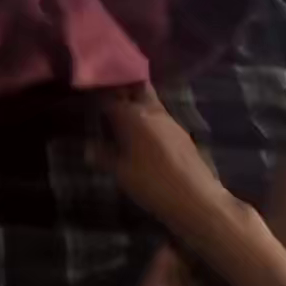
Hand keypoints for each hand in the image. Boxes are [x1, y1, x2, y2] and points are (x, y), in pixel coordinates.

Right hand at [95, 84, 232, 225]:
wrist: (197, 199)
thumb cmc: (151, 183)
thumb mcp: (121, 172)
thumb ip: (103, 156)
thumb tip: (89, 148)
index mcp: (131, 116)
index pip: (109, 96)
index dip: (97, 94)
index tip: (88, 95)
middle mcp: (150, 110)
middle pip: (135, 86)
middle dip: (122, 86)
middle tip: (108, 95)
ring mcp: (169, 119)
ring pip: (150, 99)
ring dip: (136, 100)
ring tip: (123, 114)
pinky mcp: (181, 131)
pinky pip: (159, 115)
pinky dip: (148, 116)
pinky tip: (143, 132)